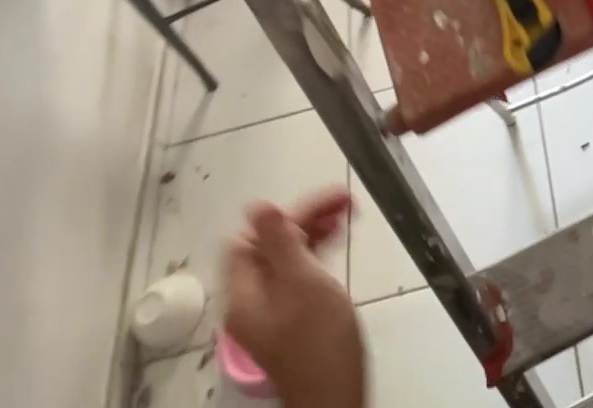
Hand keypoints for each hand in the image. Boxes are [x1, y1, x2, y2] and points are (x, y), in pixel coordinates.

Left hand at [224, 189, 364, 407]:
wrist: (336, 401)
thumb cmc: (321, 342)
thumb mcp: (303, 284)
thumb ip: (281, 243)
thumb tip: (258, 206)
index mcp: (244, 295)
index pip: (250, 240)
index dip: (283, 218)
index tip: (323, 204)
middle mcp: (252, 302)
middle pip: (269, 247)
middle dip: (305, 220)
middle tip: (345, 203)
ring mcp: (272, 313)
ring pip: (286, 259)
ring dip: (314, 234)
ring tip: (348, 215)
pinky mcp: (293, 321)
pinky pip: (297, 276)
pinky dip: (316, 256)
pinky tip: (339, 245)